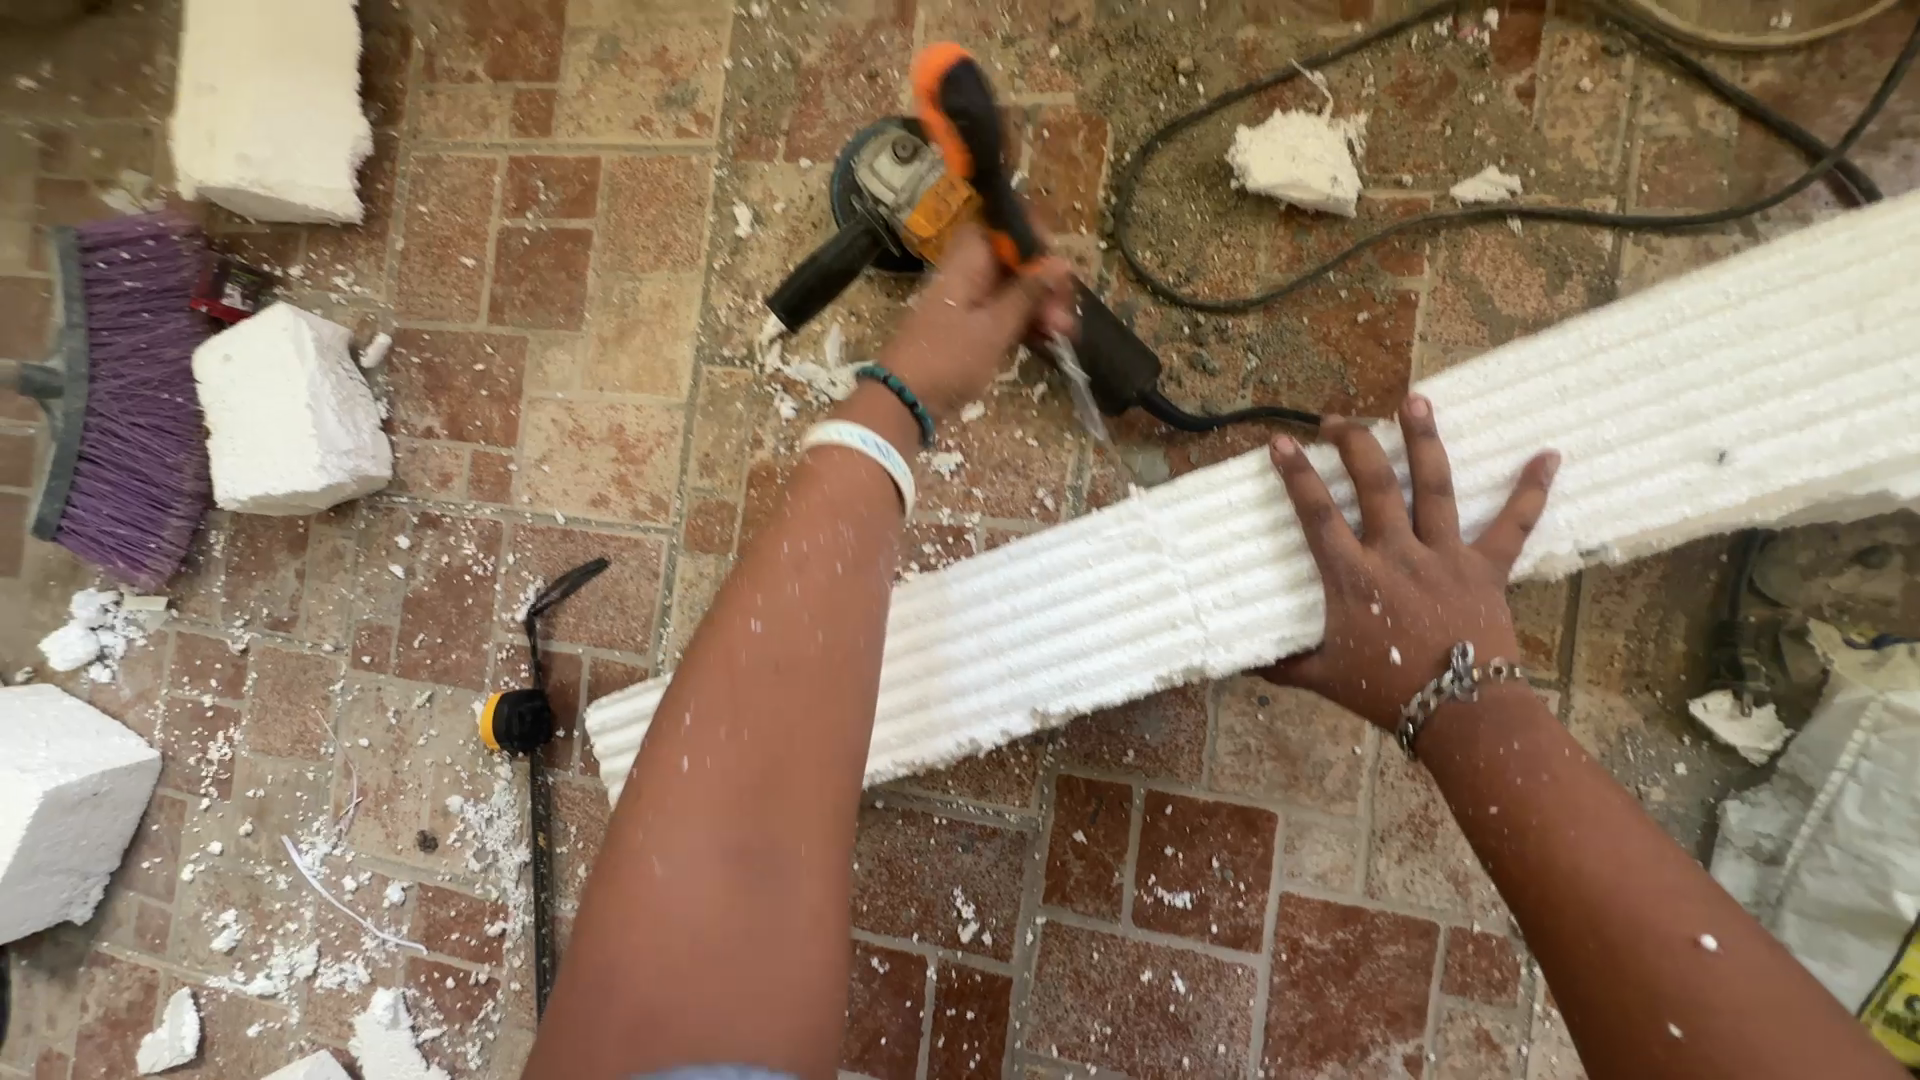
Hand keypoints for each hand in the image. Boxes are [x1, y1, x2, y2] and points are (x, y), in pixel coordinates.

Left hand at [877, 223, 1075, 420]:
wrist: (904, 402)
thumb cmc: (948, 360)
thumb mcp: (994, 327)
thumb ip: (1027, 294)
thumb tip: (1061, 261)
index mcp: (968, 262)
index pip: (1003, 227)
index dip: (1035, 239)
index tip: (1059, 266)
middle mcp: (968, 276)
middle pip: (1014, 264)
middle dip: (1045, 284)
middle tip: (1066, 314)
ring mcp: (967, 305)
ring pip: (1012, 293)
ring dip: (1040, 309)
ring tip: (1065, 334)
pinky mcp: (969, 332)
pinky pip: (1003, 317)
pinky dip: (1024, 326)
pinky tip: (1048, 342)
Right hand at [1260, 396, 1560, 733]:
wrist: (1463, 713)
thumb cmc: (1387, 693)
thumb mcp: (1322, 679)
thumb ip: (1283, 666)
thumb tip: (1245, 663)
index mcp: (1352, 576)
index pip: (1317, 513)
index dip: (1296, 475)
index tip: (1281, 443)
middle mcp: (1397, 553)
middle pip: (1374, 483)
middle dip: (1354, 443)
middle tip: (1337, 420)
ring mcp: (1445, 556)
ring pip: (1434, 486)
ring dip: (1424, 439)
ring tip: (1415, 399)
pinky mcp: (1487, 569)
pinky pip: (1513, 525)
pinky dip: (1531, 490)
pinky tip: (1549, 454)